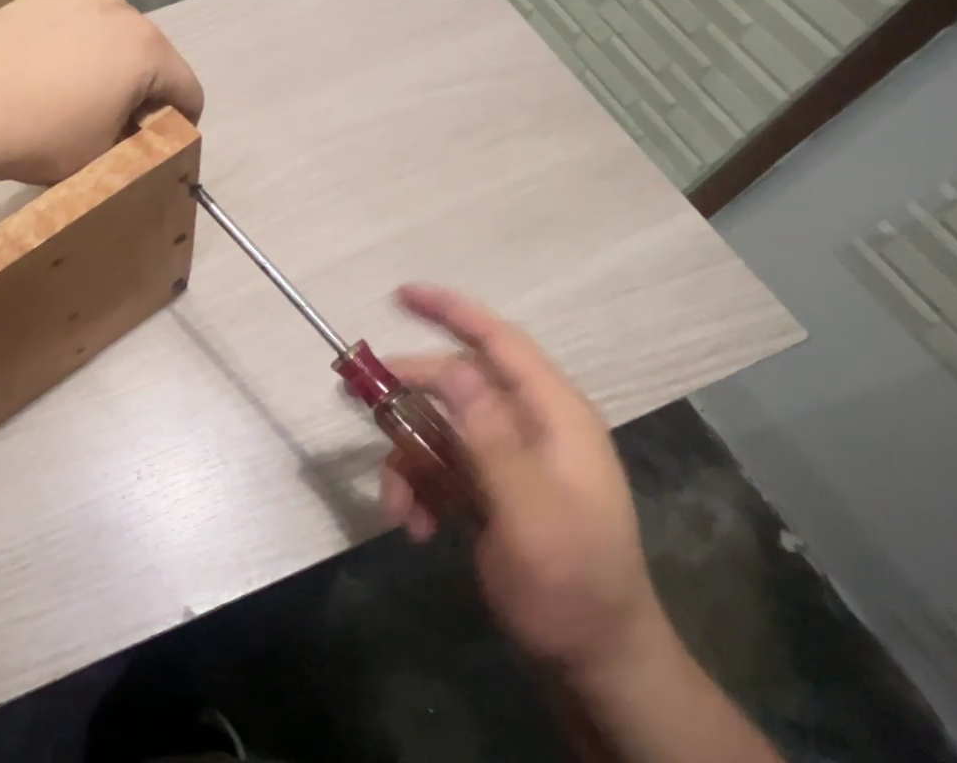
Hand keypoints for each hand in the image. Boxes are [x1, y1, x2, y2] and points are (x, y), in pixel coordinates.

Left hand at [0, 0, 203, 186]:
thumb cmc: (41, 139)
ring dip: (116, 58)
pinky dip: (83, 29)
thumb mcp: (103, 155)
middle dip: (148, 88)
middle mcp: (122, 12)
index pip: (188, 89)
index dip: (184, 121)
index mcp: (147, 52)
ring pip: (118, 29)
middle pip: (155, 55)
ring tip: (85, 89)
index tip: (162, 141)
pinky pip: (81, 7)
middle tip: (120, 121)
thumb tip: (140, 131)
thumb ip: (137, 140)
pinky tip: (63, 53)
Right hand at [379, 286, 671, 681]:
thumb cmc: (570, 584)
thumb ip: (489, 436)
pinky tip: (417, 528)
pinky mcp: (491, 493)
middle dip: (407, 402)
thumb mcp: (528, 510)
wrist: (594, 661)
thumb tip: (448, 367)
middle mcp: (531, 429)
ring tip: (401, 511)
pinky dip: (418, 491)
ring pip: (438, 430)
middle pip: (455, 386)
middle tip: (362, 409)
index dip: (451, 311)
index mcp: (554, 418)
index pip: (500, 343)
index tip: (399, 294)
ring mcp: (510, 462)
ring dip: (408, 463)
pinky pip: (439, 469)